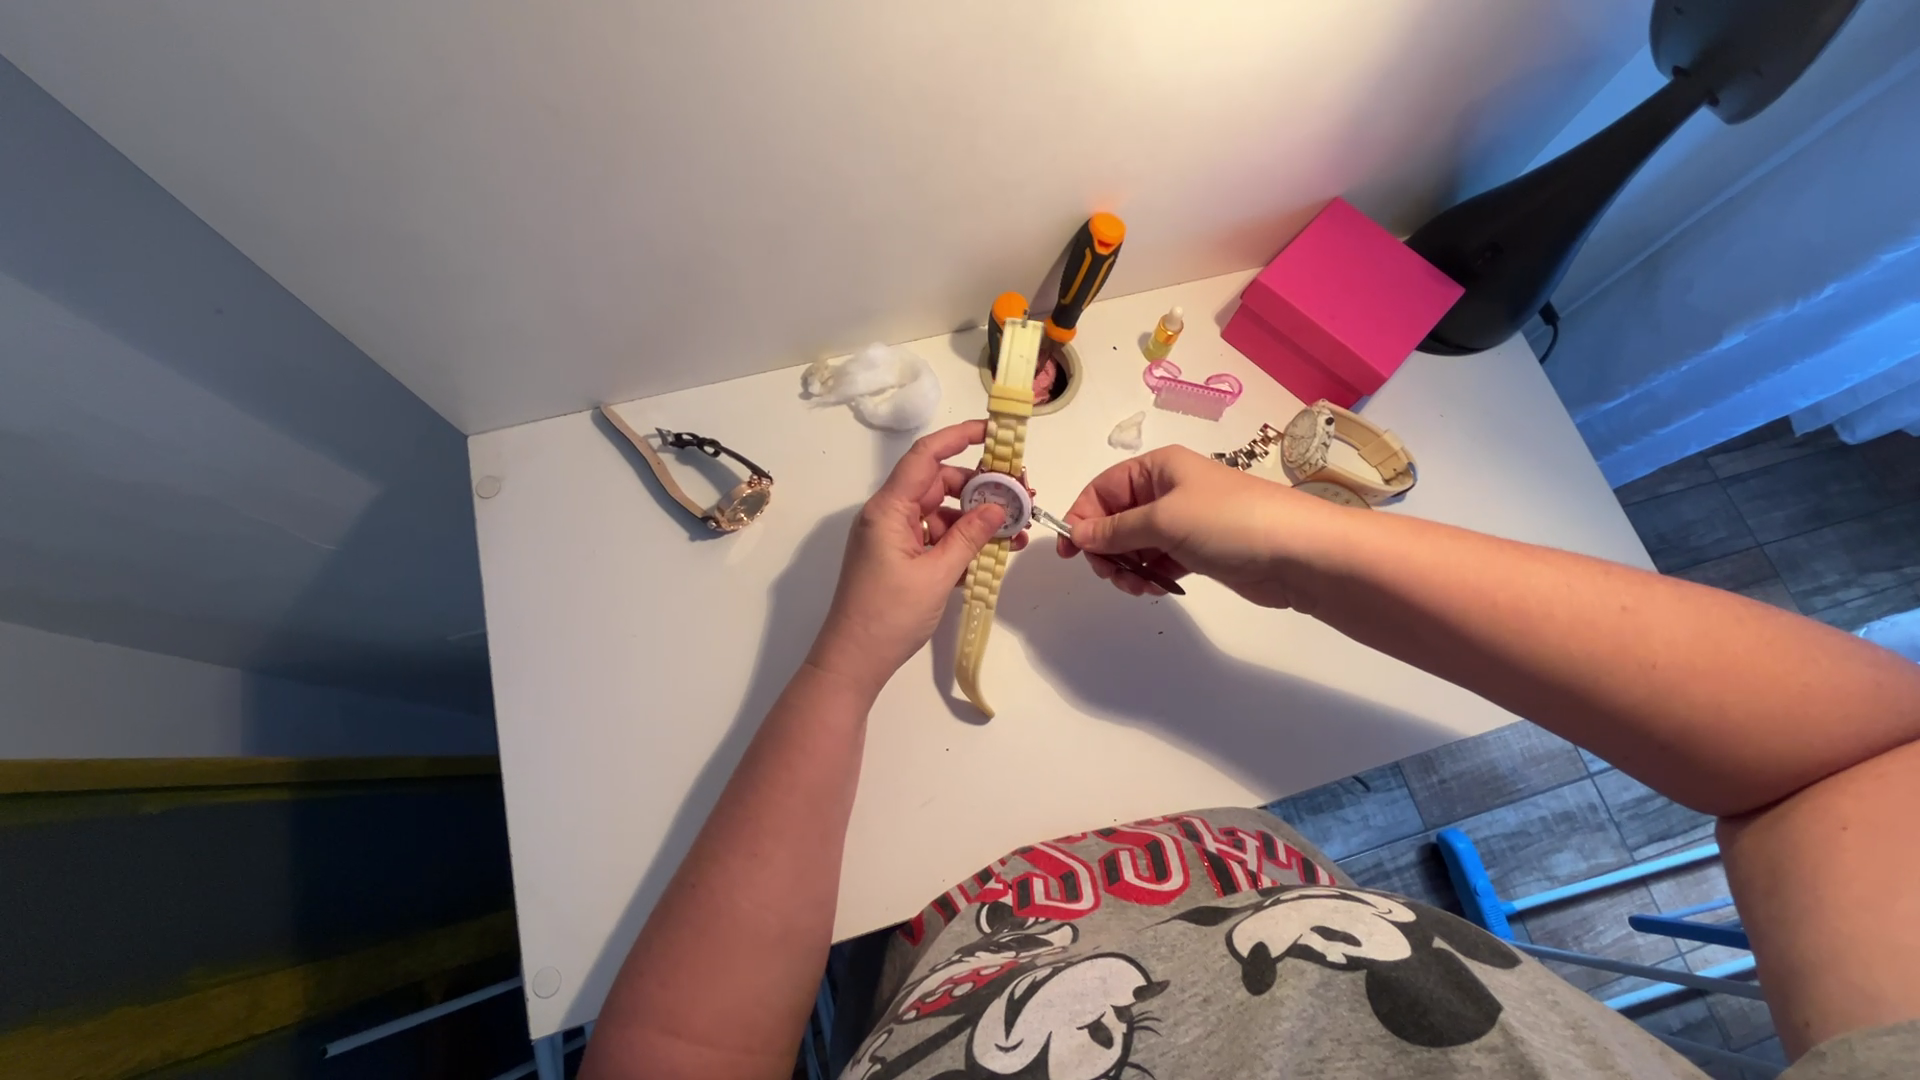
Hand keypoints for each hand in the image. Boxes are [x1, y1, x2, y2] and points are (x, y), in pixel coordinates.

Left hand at [807, 421, 1027, 692]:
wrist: (854, 661)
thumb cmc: (889, 615)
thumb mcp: (937, 574)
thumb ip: (970, 536)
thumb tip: (1000, 505)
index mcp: (888, 509)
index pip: (925, 456)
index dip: (958, 437)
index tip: (994, 433)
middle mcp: (889, 516)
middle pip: (939, 484)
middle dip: (981, 486)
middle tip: (1021, 495)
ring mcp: (894, 538)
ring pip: (942, 513)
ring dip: (977, 518)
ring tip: (1017, 529)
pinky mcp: (900, 558)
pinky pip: (936, 538)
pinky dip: (964, 541)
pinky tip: (996, 550)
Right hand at [1056, 445, 1342, 608]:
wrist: (1298, 552)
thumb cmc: (1227, 522)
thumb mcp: (1162, 519)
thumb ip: (1113, 530)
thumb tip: (1075, 535)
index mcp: (1156, 468)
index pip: (1102, 490)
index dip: (1082, 518)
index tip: (1070, 553)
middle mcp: (1166, 490)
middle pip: (1114, 519)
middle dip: (1106, 549)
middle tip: (1111, 575)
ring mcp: (1182, 522)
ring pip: (1134, 545)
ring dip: (1127, 567)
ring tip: (1139, 587)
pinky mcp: (1197, 550)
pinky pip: (1157, 561)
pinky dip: (1150, 575)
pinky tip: (1157, 588)